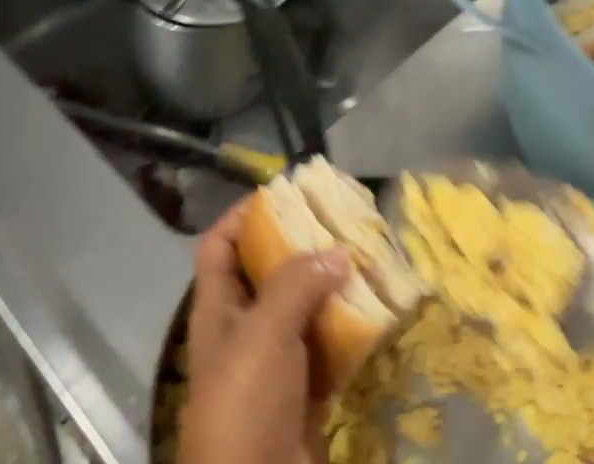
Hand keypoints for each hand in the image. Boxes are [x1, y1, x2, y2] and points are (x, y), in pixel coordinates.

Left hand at [178, 200, 350, 463]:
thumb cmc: (245, 399)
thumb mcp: (263, 333)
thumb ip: (296, 286)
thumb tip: (337, 250)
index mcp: (217, 307)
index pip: (218, 246)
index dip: (241, 216)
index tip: (279, 194)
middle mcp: (242, 328)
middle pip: (266, 274)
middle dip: (299, 248)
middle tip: (338, 223)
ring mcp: (273, 361)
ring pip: (302, 310)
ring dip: (330, 288)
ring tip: (366, 259)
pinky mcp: (303, 391)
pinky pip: (326, 349)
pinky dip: (348, 331)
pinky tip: (376, 313)